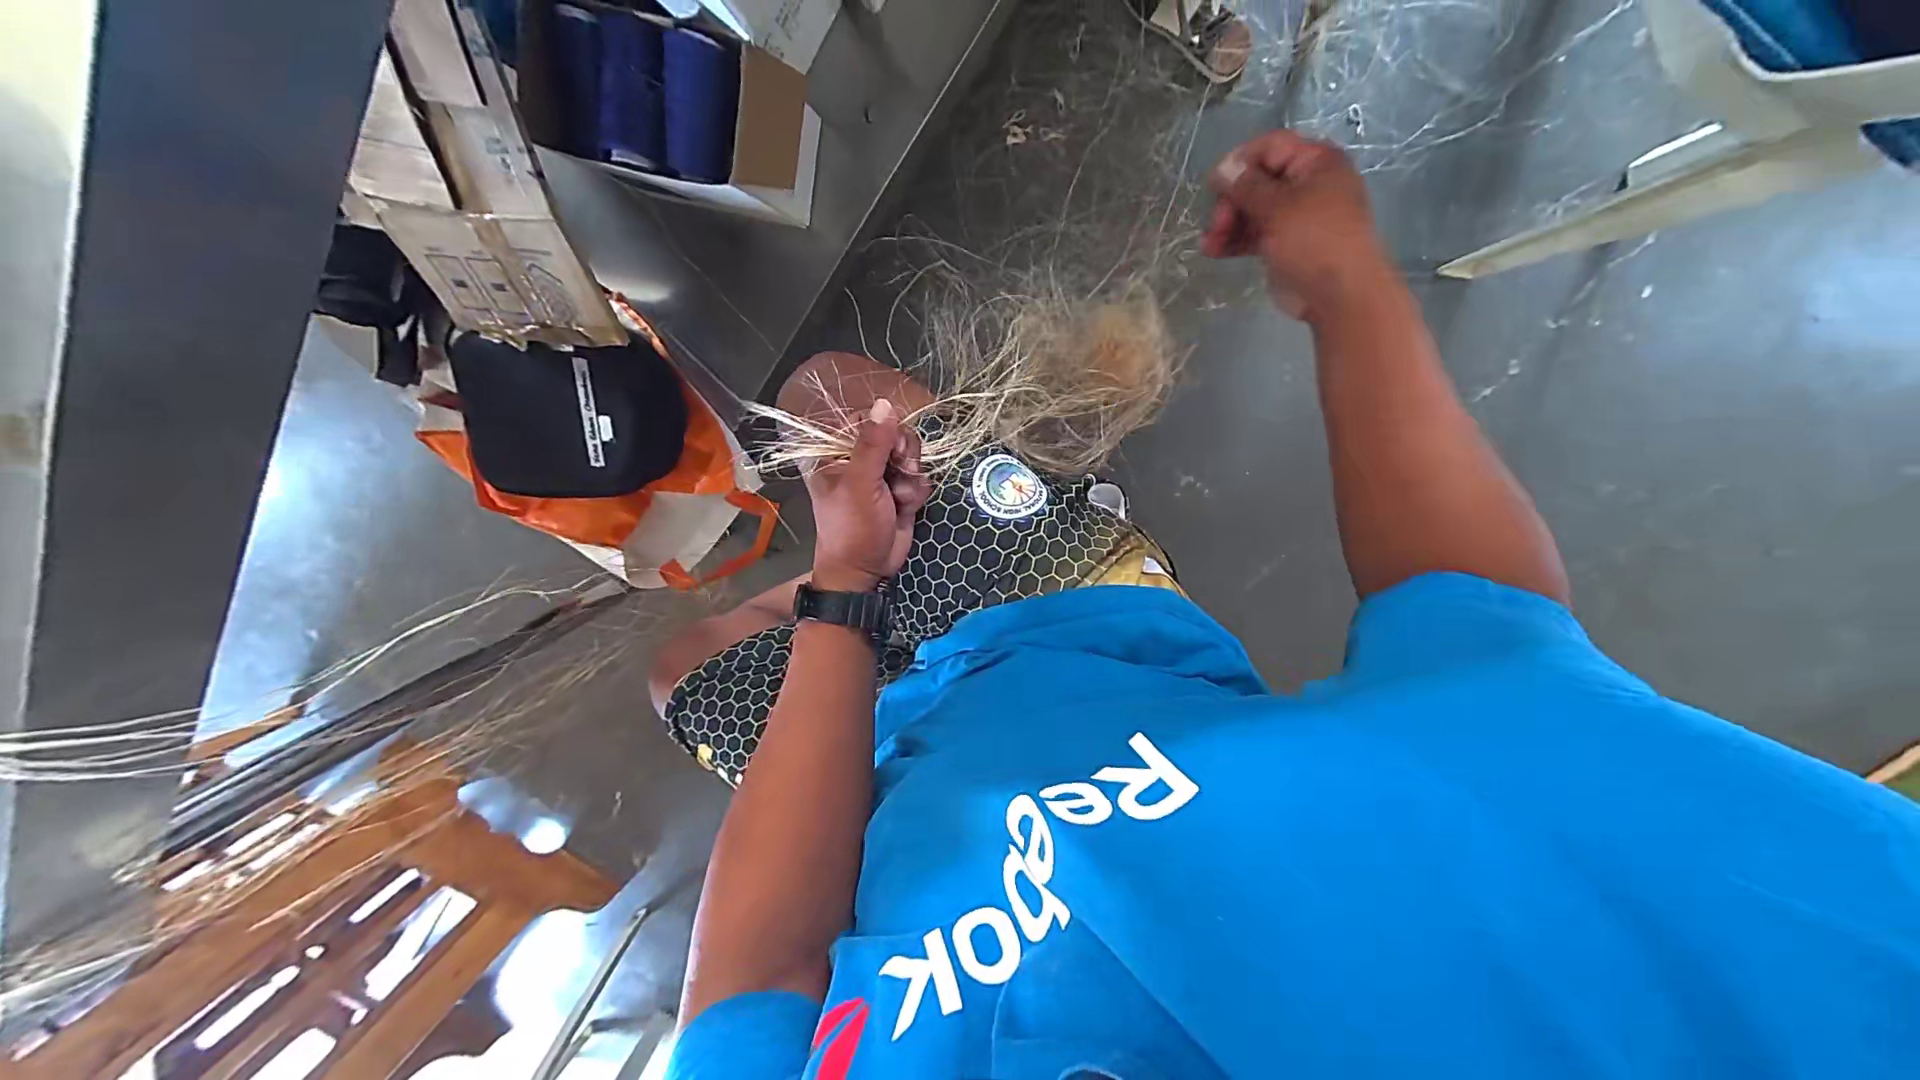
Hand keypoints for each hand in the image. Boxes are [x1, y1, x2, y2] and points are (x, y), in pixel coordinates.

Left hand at [806, 398, 931, 592]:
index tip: (892, 447)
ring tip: (900, 498)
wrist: (866, 570)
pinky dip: (916, 492)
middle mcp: (860, 460)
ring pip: (911, 455)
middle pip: (895, 435)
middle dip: (903, 455)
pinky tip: (906, 507)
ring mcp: (882, 476)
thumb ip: (873, 444)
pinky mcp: (900, 491)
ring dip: (911, 477)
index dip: (885, 429)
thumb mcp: (860, 484)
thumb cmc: (853, 528)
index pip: (866, 421)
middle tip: (899, 473)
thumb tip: (884, 404)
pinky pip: (919, 477)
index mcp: (837, 454)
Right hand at [1202, 131, 1395, 322]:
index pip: (1270, 147)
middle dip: (1230, 202)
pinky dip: (1235, 240)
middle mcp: (1306, 184)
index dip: (1239, 163)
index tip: (1213, 186)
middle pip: (1256, 181)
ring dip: (1227, 224)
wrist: (1338, 294)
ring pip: (1252, 210)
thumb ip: (1247, 186)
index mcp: (1315, 162)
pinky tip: (1214, 251)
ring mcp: (1295, 215)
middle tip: (1215, 226)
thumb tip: (1223, 167)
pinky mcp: (1284, 243)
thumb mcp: (1278, 208)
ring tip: (1209, 245)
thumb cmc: (1314, 241)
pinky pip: (1254, 234)